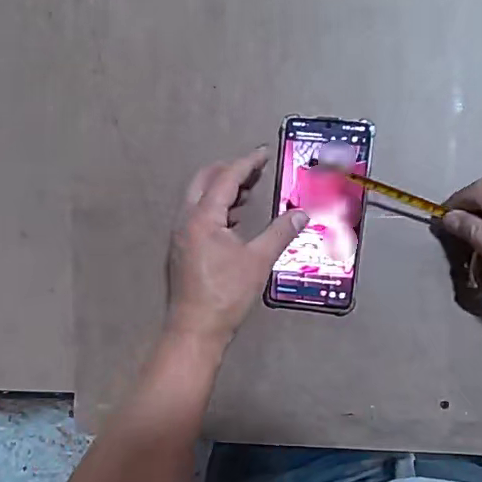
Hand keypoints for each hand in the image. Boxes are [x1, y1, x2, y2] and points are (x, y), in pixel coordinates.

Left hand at [165, 148, 307, 343]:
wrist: (196, 328)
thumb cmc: (226, 294)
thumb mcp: (259, 260)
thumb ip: (280, 232)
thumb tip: (301, 213)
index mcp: (202, 218)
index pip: (225, 178)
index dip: (247, 163)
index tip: (264, 153)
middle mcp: (185, 220)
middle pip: (204, 181)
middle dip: (229, 170)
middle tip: (255, 169)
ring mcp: (180, 235)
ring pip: (198, 198)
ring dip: (221, 189)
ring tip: (248, 192)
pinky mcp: (182, 249)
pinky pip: (196, 215)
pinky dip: (215, 208)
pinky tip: (233, 220)